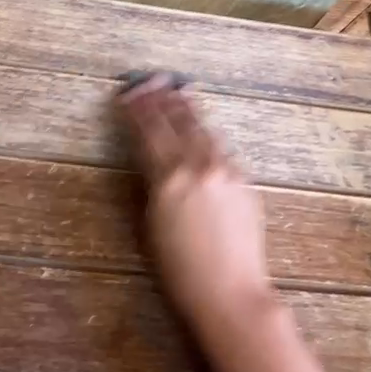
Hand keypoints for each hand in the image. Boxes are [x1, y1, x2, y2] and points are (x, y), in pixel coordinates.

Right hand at [118, 75, 277, 336]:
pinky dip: (206, 134)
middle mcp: (198, 165)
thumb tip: (149, 160)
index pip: (148, 130)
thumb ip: (150, 184)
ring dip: (187, 109)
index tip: (126, 93)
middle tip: (152, 79)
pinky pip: (221, 148)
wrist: (230, 292)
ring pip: (204, 129)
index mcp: (168, 177)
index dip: (135, 109)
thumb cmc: (179, 269)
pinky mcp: (244, 181)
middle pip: (178, 121)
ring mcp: (226, 171)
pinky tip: (202, 130)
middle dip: (162, 98)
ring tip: (178, 90)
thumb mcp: (150, 223)